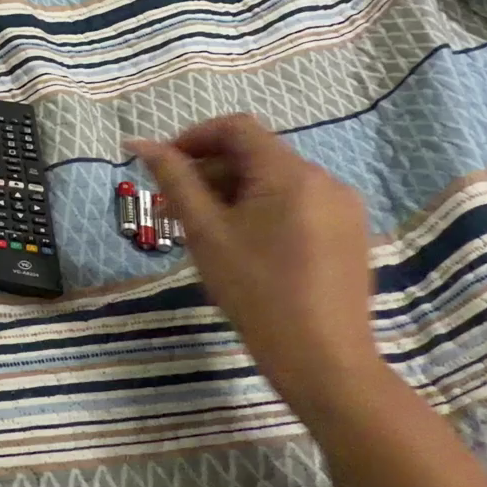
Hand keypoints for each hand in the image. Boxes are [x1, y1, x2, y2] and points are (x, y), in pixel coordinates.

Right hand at [128, 114, 384, 416]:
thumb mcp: (203, 229)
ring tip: (200, 229)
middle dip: (207, 171)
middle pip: (254, 154)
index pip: (236, 128)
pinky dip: (259, 209)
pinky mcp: (348, 234)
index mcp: (291, 174)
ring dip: (230, 192)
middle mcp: (325, 180)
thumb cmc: (254, 288)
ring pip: (273, 181)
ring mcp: (342, 209)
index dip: (193, 138)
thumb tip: (139, 143)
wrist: (322, 359)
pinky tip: (239, 243)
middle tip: (170, 208)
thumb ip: (173, 178)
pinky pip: (295, 203)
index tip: (162, 167)